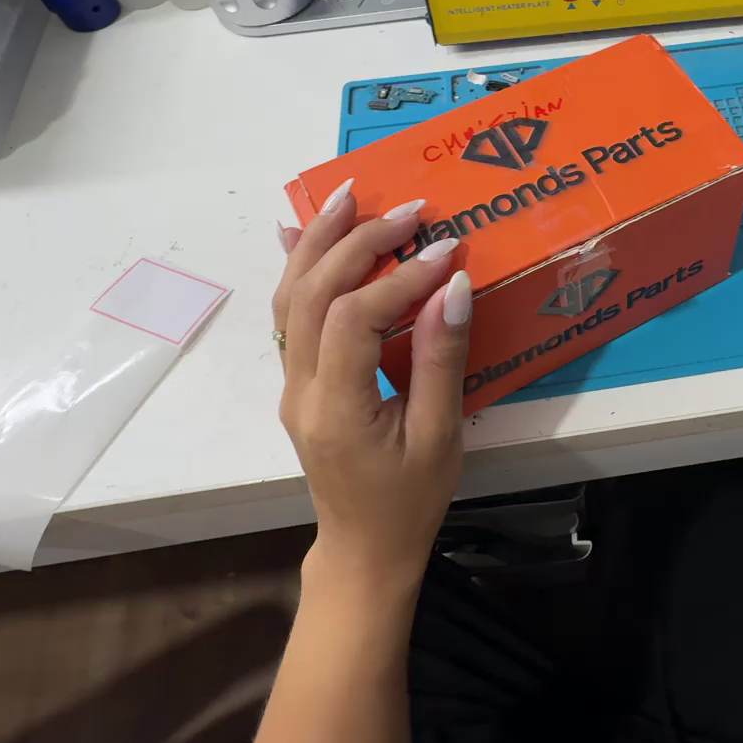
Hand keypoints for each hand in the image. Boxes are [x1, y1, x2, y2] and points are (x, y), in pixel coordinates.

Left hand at [273, 180, 471, 593]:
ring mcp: (292, 384)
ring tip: (348, 194)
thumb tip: (452, 287)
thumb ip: (440, 360)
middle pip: (313, 294)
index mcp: (337, 407)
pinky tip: (300, 233)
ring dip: (319, 241)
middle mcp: (301, 388)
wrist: (365, 548)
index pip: (356, 318)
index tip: (447, 250)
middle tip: (409, 209)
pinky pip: (290, 316)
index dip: (401, 278)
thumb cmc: (409, 499)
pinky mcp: (299, 381)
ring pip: (291, 297)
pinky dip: (297, 268)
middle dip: (359, 241)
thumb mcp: (439, 436)